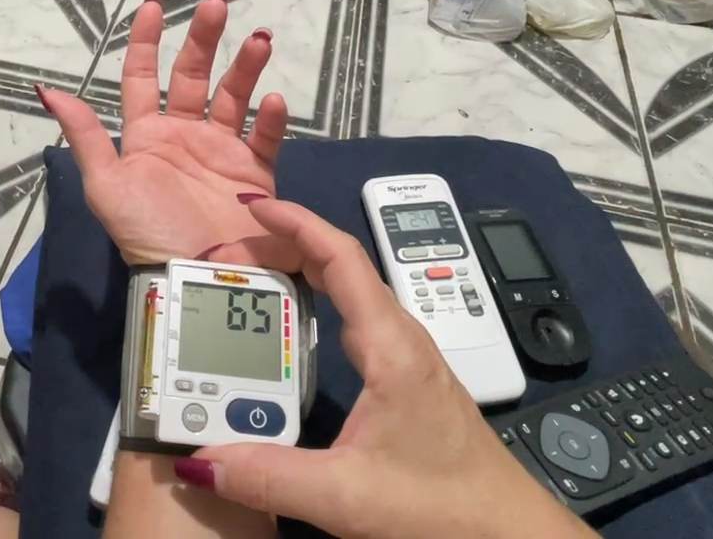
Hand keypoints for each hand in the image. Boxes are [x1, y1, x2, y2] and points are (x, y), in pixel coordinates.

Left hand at [38, 0, 296, 269]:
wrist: (195, 281)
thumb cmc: (147, 231)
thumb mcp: (105, 184)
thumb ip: (84, 134)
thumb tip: (47, 90)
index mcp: (145, 135)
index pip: (143, 76)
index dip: (147, 39)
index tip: (155, 3)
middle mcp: (183, 134)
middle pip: (193, 74)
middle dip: (204, 37)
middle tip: (219, 3)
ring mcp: (221, 151)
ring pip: (233, 95)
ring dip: (245, 66)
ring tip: (259, 39)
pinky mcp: (254, 173)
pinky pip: (264, 137)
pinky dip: (270, 118)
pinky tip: (271, 99)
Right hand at [175, 200, 599, 538]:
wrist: (511, 538)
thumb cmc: (445, 509)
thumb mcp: (349, 496)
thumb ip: (272, 476)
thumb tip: (202, 459)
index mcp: (389, 343)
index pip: (340, 255)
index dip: (296, 221)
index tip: (252, 206)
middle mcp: (396, 334)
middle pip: (336, 263)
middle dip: (280, 245)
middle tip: (227, 257)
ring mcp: (401, 352)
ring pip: (343, 287)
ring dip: (295, 269)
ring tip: (246, 278)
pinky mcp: (400, 373)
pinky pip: (348, 315)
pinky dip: (310, 299)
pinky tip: (287, 322)